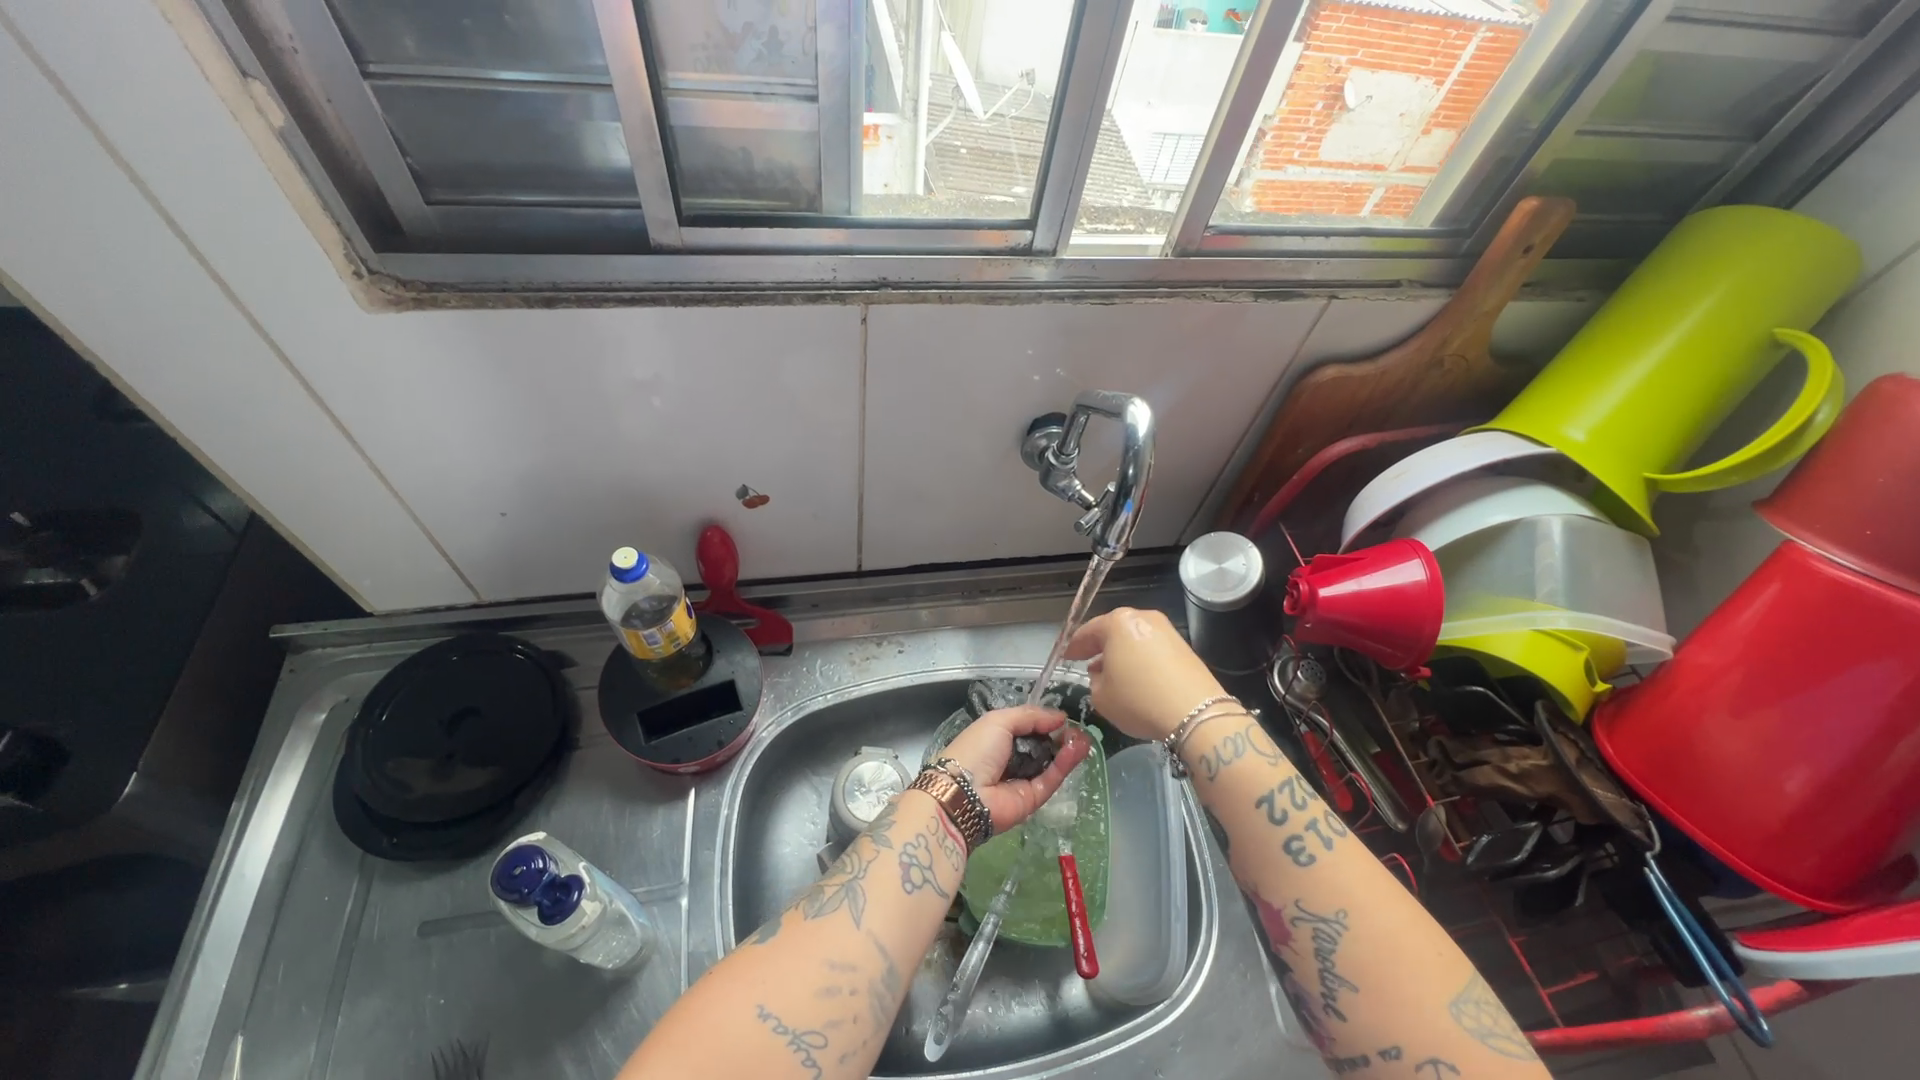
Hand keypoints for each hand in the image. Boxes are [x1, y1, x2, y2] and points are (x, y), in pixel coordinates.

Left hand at [942, 705, 1091, 833]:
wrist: (963, 794)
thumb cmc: (977, 749)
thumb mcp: (999, 721)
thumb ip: (1030, 716)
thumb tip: (1059, 716)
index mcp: (997, 738)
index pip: (1027, 728)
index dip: (1045, 722)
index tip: (1064, 717)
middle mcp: (1011, 758)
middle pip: (1042, 746)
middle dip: (1061, 736)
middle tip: (1079, 728)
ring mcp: (1023, 779)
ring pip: (1051, 763)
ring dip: (1068, 749)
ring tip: (1084, 737)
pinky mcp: (1033, 798)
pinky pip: (1052, 779)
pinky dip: (1065, 764)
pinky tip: (1077, 748)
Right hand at [1062, 607, 1226, 740]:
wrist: (1196, 713)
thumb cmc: (1139, 701)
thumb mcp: (1101, 697)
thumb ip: (1094, 681)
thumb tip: (1101, 673)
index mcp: (1117, 623)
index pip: (1088, 631)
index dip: (1074, 646)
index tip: (1067, 657)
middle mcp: (1143, 618)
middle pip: (1113, 630)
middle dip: (1099, 647)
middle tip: (1087, 663)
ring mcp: (1166, 630)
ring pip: (1134, 639)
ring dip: (1121, 654)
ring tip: (1113, 674)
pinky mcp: (1183, 646)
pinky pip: (1152, 648)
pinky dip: (1140, 659)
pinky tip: (1137, 678)